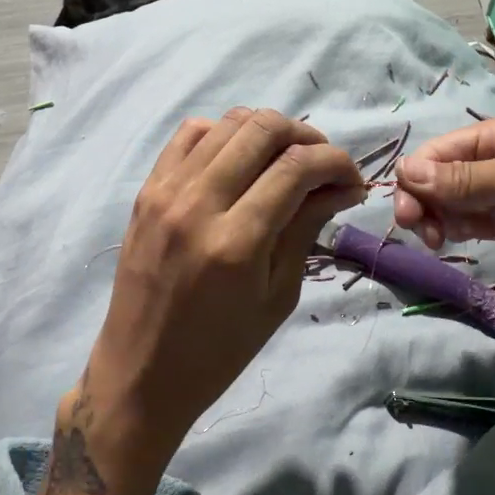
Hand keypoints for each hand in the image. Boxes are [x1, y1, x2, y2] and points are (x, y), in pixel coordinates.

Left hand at [38, 108, 363, 494]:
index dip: (336, 162)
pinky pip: (190, 133)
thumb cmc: (220, 351)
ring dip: (269, 131)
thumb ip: (306, 228)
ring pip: (229, 121)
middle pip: (264, 128)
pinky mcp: (147, 188)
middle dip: (308, 137)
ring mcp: (167, 191)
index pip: (297, 167)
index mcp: (236, 242)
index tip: (353, 180)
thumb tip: (342, 185)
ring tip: (287, 159)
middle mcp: (198, 204)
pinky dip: (225, 133)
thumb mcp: (278, 296)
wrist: (141, 373)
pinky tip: (240, 159)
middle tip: (324, 166)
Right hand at [393, 114, 494, 397]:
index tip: (407, 209)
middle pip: (439, 174)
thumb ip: (467, 179)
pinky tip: (448, 242)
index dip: (418, 174)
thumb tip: (407, 171)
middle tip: (418, 231)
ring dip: (433, 216)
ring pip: (447, 200)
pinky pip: (465, 221)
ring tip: (435, 241)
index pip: (441, 149)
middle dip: (421, 197)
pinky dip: (450, 229)